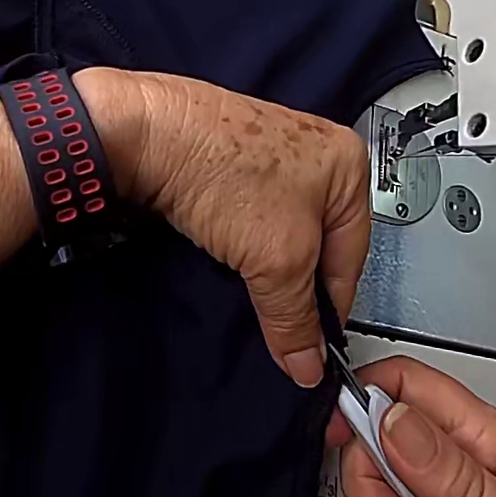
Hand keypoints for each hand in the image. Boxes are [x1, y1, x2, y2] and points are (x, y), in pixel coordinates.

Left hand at [74, 68, 368, 387]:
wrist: (142, 135)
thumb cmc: (218, 167)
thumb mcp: (279, 255)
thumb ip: (294, 314)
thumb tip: (305, 361)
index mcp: (346, 163)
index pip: (353, 255)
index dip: (332, 305)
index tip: (315, 343)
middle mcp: (306, 154)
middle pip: (313, 244)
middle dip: (292, 283)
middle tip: (278, 322)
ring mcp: (259, 156)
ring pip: (272, 231)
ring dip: (259, 263)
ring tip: (241, 281)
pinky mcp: (219, 164)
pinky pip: (238, 217)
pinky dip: (232, 241)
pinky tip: (219, 251)